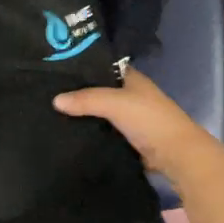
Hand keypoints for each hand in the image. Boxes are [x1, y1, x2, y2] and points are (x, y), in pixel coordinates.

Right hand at [53, 69, 221, 178]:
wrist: (176, 154)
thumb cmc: (149, 119)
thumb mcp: (115, 103)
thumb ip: (86, 99)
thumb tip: (55, 100)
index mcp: (131, 78)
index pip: (102, 68)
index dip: (82, 68)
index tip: (55, 72)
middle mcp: (131, 94)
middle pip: (100, 92)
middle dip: (79, 95)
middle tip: (47, 96)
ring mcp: (131, 118)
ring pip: (102, 114)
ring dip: (84, 116)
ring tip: (52, 116)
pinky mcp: (129, 140)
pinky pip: (105, 133)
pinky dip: (92, 134)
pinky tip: (71, 136)